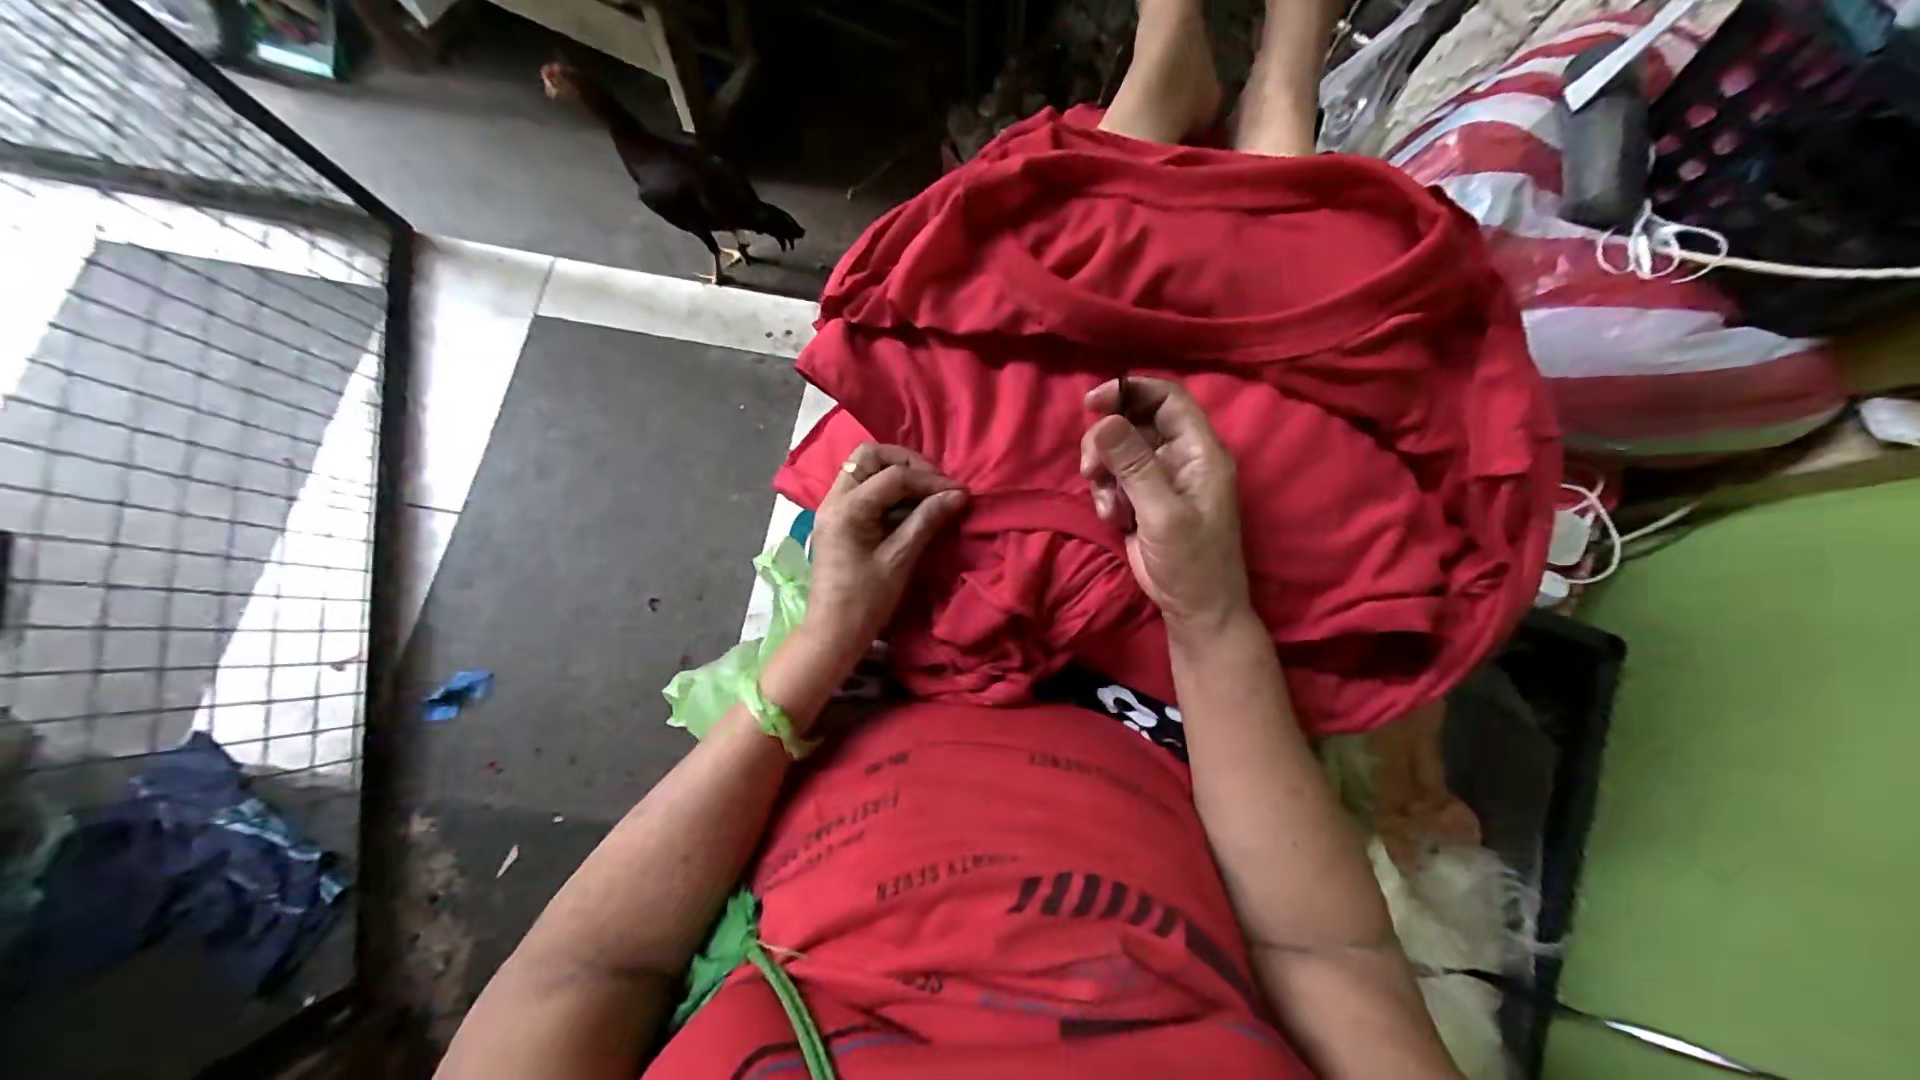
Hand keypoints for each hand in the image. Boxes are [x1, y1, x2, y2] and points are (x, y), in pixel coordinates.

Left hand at [805, 442, 968, 661]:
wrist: (833, 632)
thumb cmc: (866, 601)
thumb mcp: (900, 560)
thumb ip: (927, 521)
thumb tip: (958, 495)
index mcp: (847, 509)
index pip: (894, 476)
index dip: (930, 480)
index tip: (959, 493)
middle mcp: (833, 500)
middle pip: (870, 456)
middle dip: (907, 463)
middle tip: (935, 484)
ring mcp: (831, 508)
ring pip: (864, 468)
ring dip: (896, 474)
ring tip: (926, 495)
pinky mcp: (837, 519)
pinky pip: (862, 488)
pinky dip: (886, 490)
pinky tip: (909, 508)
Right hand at [1080, 377, 1251, 636]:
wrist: (1194, 608)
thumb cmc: (1192, 561)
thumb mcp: (1164, 513)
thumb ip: (1135, 466)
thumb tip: (1106, 420)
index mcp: (1199, 451)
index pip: (1167, 399)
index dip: (1130, 392)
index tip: (1092, 403)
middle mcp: (1180, 457)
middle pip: (1134, 423)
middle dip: (1106, 442)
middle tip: (1090, 469)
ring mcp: (1160, 479)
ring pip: (1118, 452)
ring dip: (1103, 474)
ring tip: (1108, 505)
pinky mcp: (1142, 499)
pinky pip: (1114, 480)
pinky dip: (1106, 495)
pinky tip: (1113, 519)